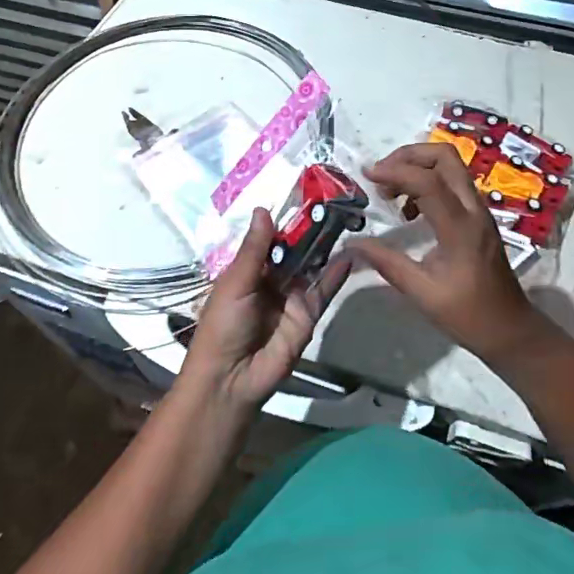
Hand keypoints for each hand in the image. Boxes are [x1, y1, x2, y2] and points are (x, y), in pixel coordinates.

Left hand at [178, 207, 350, 417]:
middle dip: (310, 230)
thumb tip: (264, 209)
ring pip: (311, 267)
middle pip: (294, 250)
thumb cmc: (222, 327)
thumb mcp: (235, 283)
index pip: (269, 239)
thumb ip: (255, 249)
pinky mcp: (308, 316)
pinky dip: (336, 274)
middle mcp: (272, 281)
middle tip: (332, 201)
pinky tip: (350, 255)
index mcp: (248, 271)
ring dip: (326, 246)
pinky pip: (323, 291)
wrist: (231, 379)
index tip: (304, 194)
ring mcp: (292, 298)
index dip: (285, 220)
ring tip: (345, 220)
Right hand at [354, 143, 551, 365]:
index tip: (367, 176)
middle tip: (381, 175)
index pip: (428, 182)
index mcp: (460, 228)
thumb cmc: (467, 314)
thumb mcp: (421, 292)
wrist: (510, 329)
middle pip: (445, 156)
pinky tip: (410, 210)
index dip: (395, 171)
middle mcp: (474, 209)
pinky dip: (428, 182)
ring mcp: (479, 210)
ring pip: (450, 166)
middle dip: (409, 155)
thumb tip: (352, 243)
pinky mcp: (478, 216)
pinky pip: (453, 182)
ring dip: (418, 167)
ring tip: (390, 193)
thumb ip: (387, 263)